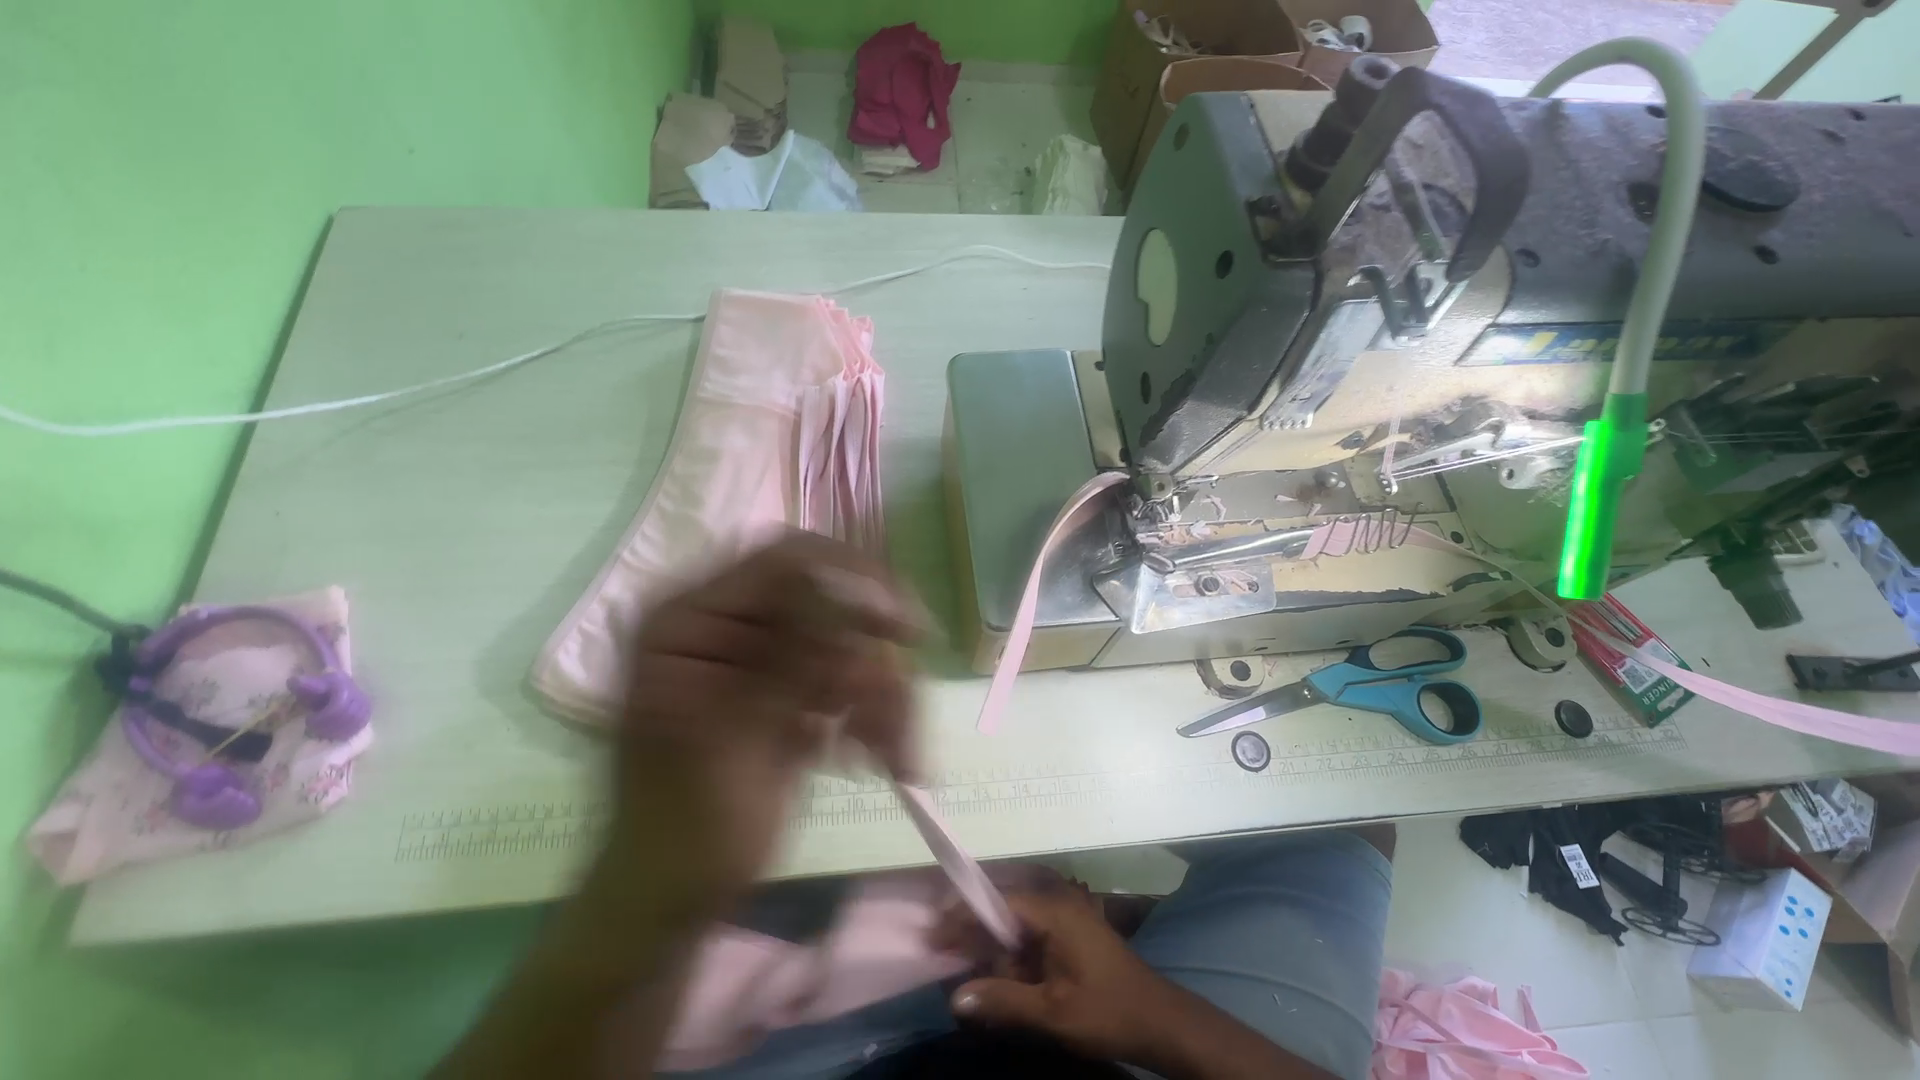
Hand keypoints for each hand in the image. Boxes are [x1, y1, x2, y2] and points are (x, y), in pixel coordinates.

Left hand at [593, 533, 922, 918]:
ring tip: (900, 761)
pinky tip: (884, 761)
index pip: (784, 563)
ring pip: (854, 646)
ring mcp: (763, 659)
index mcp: (690, 621)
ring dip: (886, 700)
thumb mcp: (734, 746)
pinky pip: (856, 682)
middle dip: (875, 662)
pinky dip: (879, 718)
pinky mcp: (792, 692)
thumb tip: (850, 604)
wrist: (673, 900)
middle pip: (832, 603)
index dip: (853, 583)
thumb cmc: (684, 833)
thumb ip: (787, 668)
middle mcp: (728, 625)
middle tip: (903, 717)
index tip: (905, 633)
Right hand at [937, 889, 1187, 1067]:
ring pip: (1016, 930)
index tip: (933, 934)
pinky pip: (1031, 941)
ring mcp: (1067, 922)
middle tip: (946, 960)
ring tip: (975, 984)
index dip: (962, 917)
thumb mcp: (1052, 1012)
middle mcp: (1058, 906)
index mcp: (1053, 912)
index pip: (996, 902)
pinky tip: (1004, 987)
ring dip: (996, 956)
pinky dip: (1014, 961)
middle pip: (1003, 914)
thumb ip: (1002, 1001)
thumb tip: (955, 998)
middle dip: (975, 938)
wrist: (1162, 1023)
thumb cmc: (1108, 1011)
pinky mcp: (1072, 939)